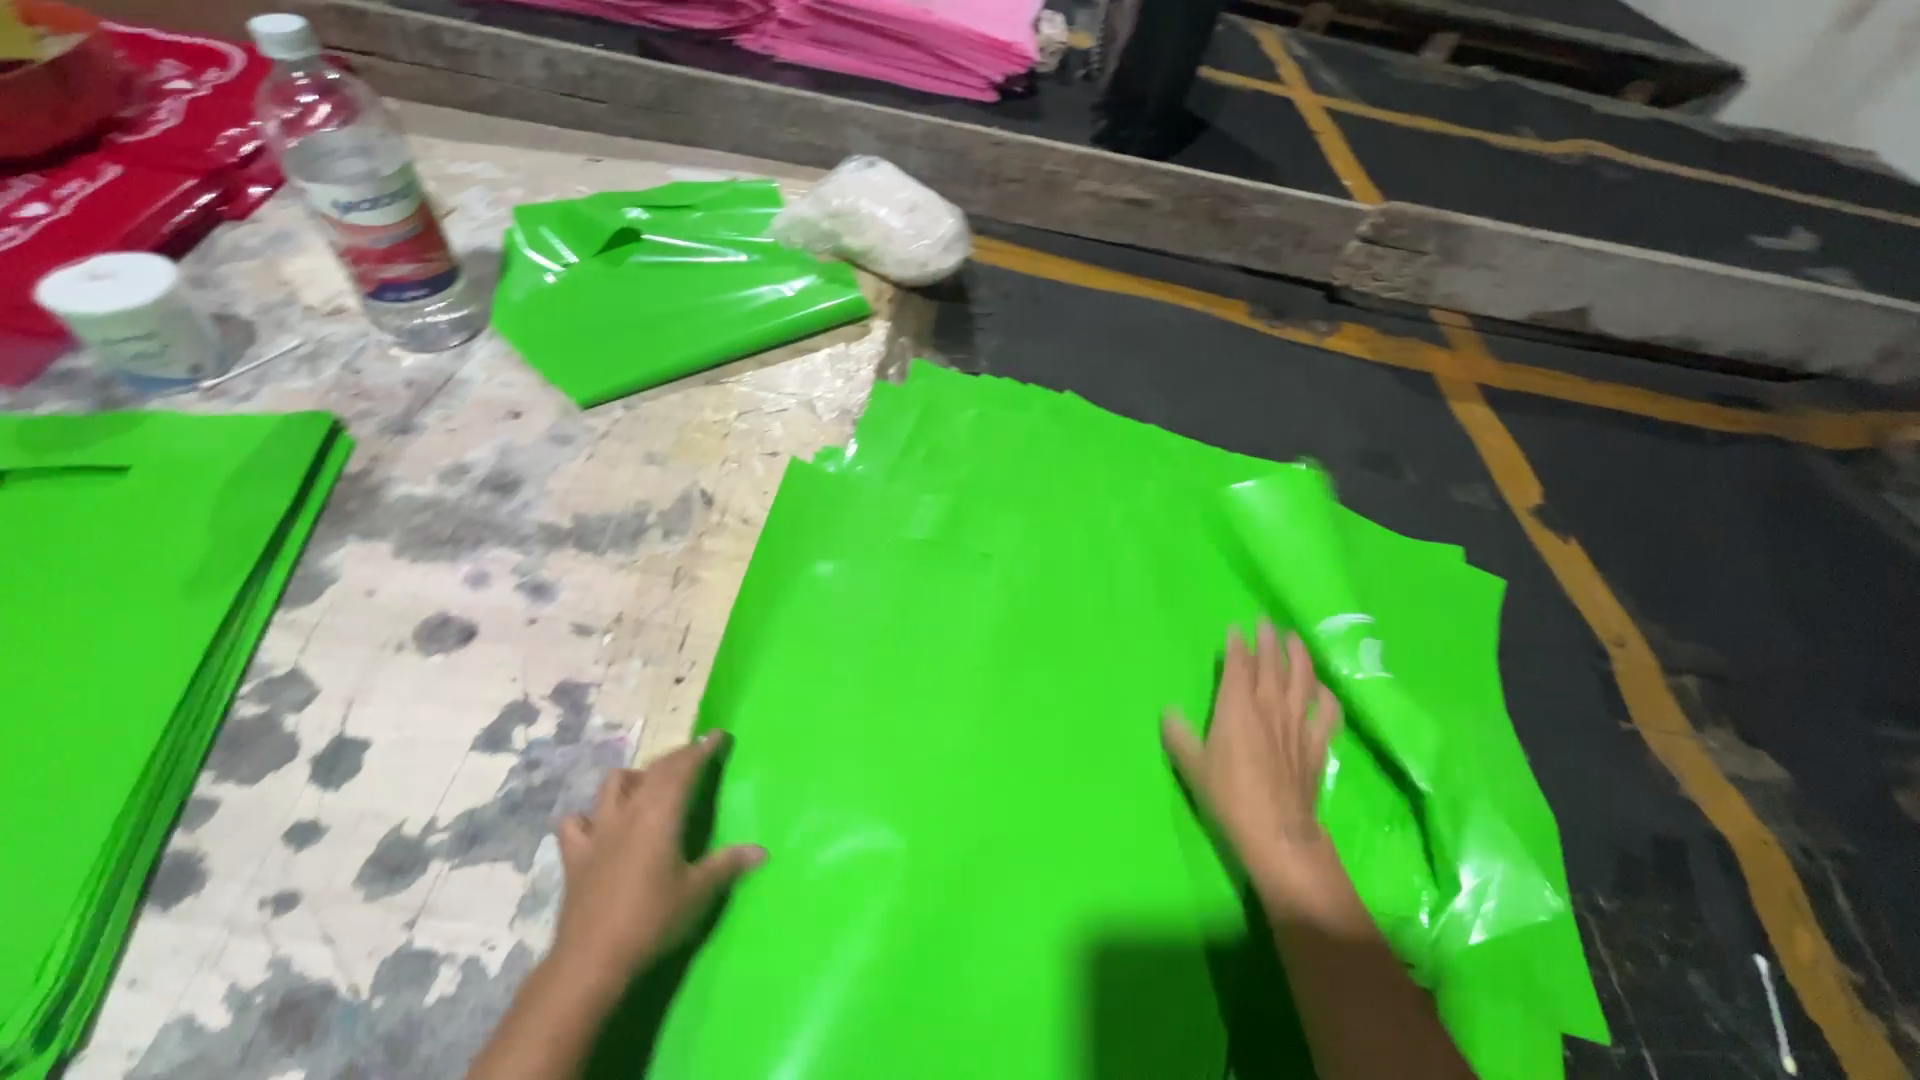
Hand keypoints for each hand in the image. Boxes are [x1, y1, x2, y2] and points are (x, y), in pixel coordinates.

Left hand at [550, 732, 764, 988]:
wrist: (592, 957)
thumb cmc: (652, 919)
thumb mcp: (698, 892)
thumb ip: (727, 865)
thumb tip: (761, 850)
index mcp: (660, 815)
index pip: (683, 769)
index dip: (701, 750)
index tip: (716, 735)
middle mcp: (627, 812)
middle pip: (653, 771)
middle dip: (676, 758)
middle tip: (695, 755)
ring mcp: (597, 831)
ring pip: (612, 784)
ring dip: (634, 777)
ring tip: (648, 786)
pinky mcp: (575, 855)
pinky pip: (576, 822)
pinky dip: (589, 815)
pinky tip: (598, 825)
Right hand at [1162, 619, 1344, 913]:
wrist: (1275, 831)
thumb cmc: (1228, 796)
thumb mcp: (1192, 766)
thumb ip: (1179, 736)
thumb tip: (1170, 712)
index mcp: (1237, 708)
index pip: (1239, 666)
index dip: (1237, 645)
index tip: (1236, 628)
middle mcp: (1269, 708)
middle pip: (1272, 665)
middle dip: (1268, 640)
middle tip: (1267, 622)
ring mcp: (1297, 725)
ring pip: (1302, 680)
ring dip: (1299, 656)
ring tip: (1295, 639)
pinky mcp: (1317, 745)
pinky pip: (1326, 713)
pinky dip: (1326, 696)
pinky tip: (1323, 689)